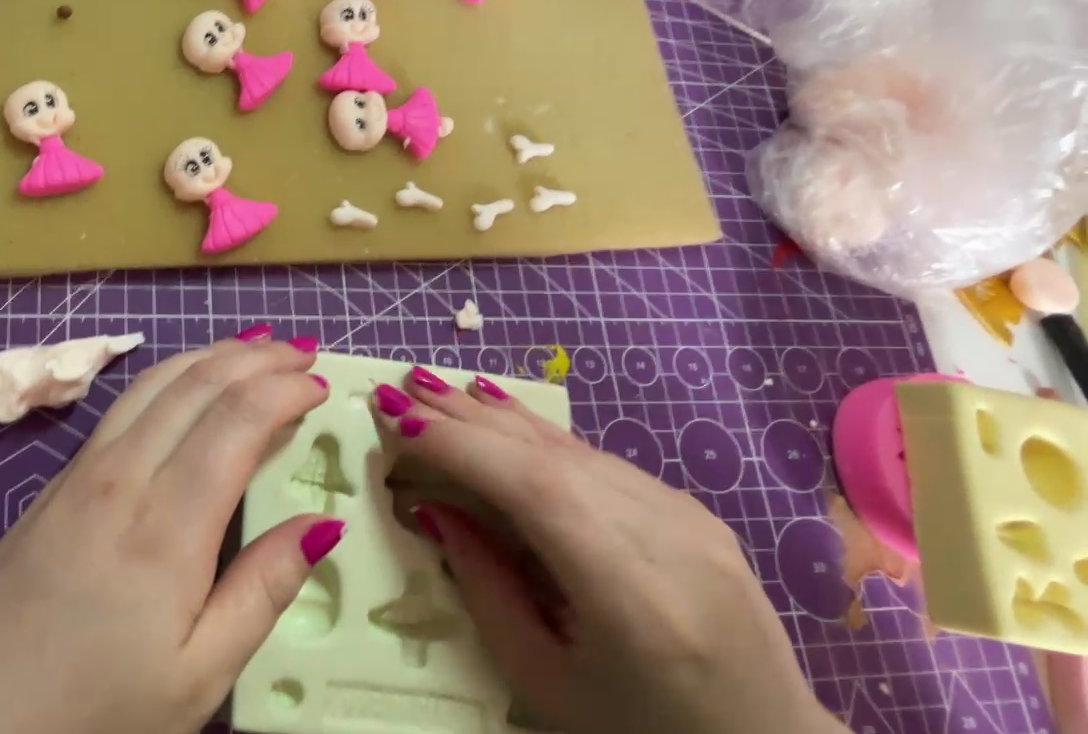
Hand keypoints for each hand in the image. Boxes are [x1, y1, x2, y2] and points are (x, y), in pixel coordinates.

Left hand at [0, 333, 340, 733]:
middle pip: (196, 384)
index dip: (284, 390)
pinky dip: (169, 376)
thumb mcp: (196, 676)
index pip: (235, 420)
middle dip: (256, 357)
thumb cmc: (94, 709)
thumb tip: (321, 525)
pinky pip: (124, 404)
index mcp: (167, 525)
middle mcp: (123, 476)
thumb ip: (261, 591)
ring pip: (154, 382)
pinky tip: (186, 384)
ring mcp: (83, 470)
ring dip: (210, 355)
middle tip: (302, 351)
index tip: (322, 384)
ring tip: (254, 349)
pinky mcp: (57, 479)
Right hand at [374, 369, 845, 733]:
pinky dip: (534, 434)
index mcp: (636, 600)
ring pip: (572, 446)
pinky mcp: (690, 508)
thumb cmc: (640, 732)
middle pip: (551, 454)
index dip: (463, 447)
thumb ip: (484, 587)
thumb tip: (434, 506)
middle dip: (464, 417)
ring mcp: (688, 516)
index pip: (537, 491)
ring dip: (494, 416)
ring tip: (432, 389)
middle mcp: (671, 539)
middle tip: (398, 387)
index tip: (397, 420)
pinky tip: (496, 414)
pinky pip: (596, 459)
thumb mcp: (543, 680)